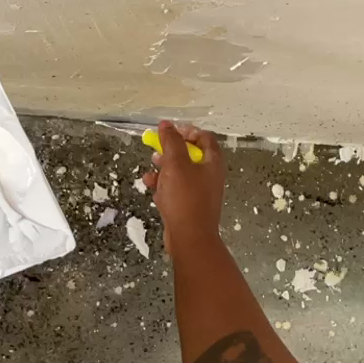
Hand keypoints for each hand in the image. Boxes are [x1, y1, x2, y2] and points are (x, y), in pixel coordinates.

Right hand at [142, 120, 225, 254]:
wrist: (190, 238)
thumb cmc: (185, 198)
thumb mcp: (176, 165)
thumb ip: (171, 142)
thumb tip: (166, 124)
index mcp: (212, 162)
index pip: (204, 137)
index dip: (187, 131)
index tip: (169, 133)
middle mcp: (209, 175)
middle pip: (190, 154)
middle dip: (171, 151)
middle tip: (156, 150)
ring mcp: (199, 192)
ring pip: (180, 173)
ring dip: (164, 169)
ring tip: (151, 170)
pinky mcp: (189, 206)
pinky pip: (175, 190)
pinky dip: (164, 186)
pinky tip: (151, 188)